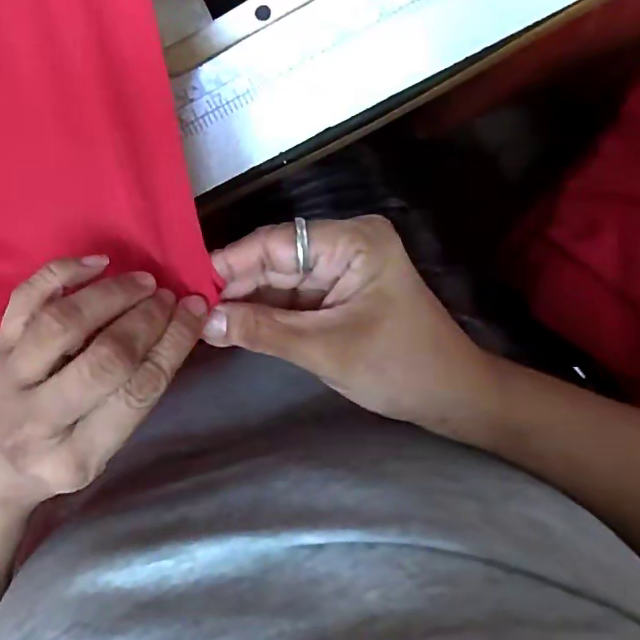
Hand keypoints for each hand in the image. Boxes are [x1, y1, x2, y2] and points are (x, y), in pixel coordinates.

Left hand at [0, 256, 208, 513]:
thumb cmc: (57, 459)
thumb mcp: (100, 453)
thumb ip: (133, 399)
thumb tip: (177, 329)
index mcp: (75, 457)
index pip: (134, 395)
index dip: (171, 346)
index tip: (194, 313)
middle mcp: (36, 420)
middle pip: (101, 361)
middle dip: (145, 321)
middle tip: (169, 297)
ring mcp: (9, 378)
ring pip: (61, 324)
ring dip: (110, 295)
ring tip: (143, 282)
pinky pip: (26, 298)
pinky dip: (63, 273)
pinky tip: (99, 264)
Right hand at [202, 215, 495, 425]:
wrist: (452, 398)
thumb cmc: (400, 368)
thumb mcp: (325, 350)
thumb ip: (262, 331)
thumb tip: (204, 321)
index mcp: (353, 241)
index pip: (277, 243)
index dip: (231, 262)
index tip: (188, 282)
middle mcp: (343, 244)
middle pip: (273, 258)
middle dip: (233, 284)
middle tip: (187, 306)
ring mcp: (338, 267)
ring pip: (275, 278)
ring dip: (242, 299)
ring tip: (198, 316)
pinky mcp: (333, 290)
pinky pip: (287, 296)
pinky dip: (260, 311)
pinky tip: (227, 322)